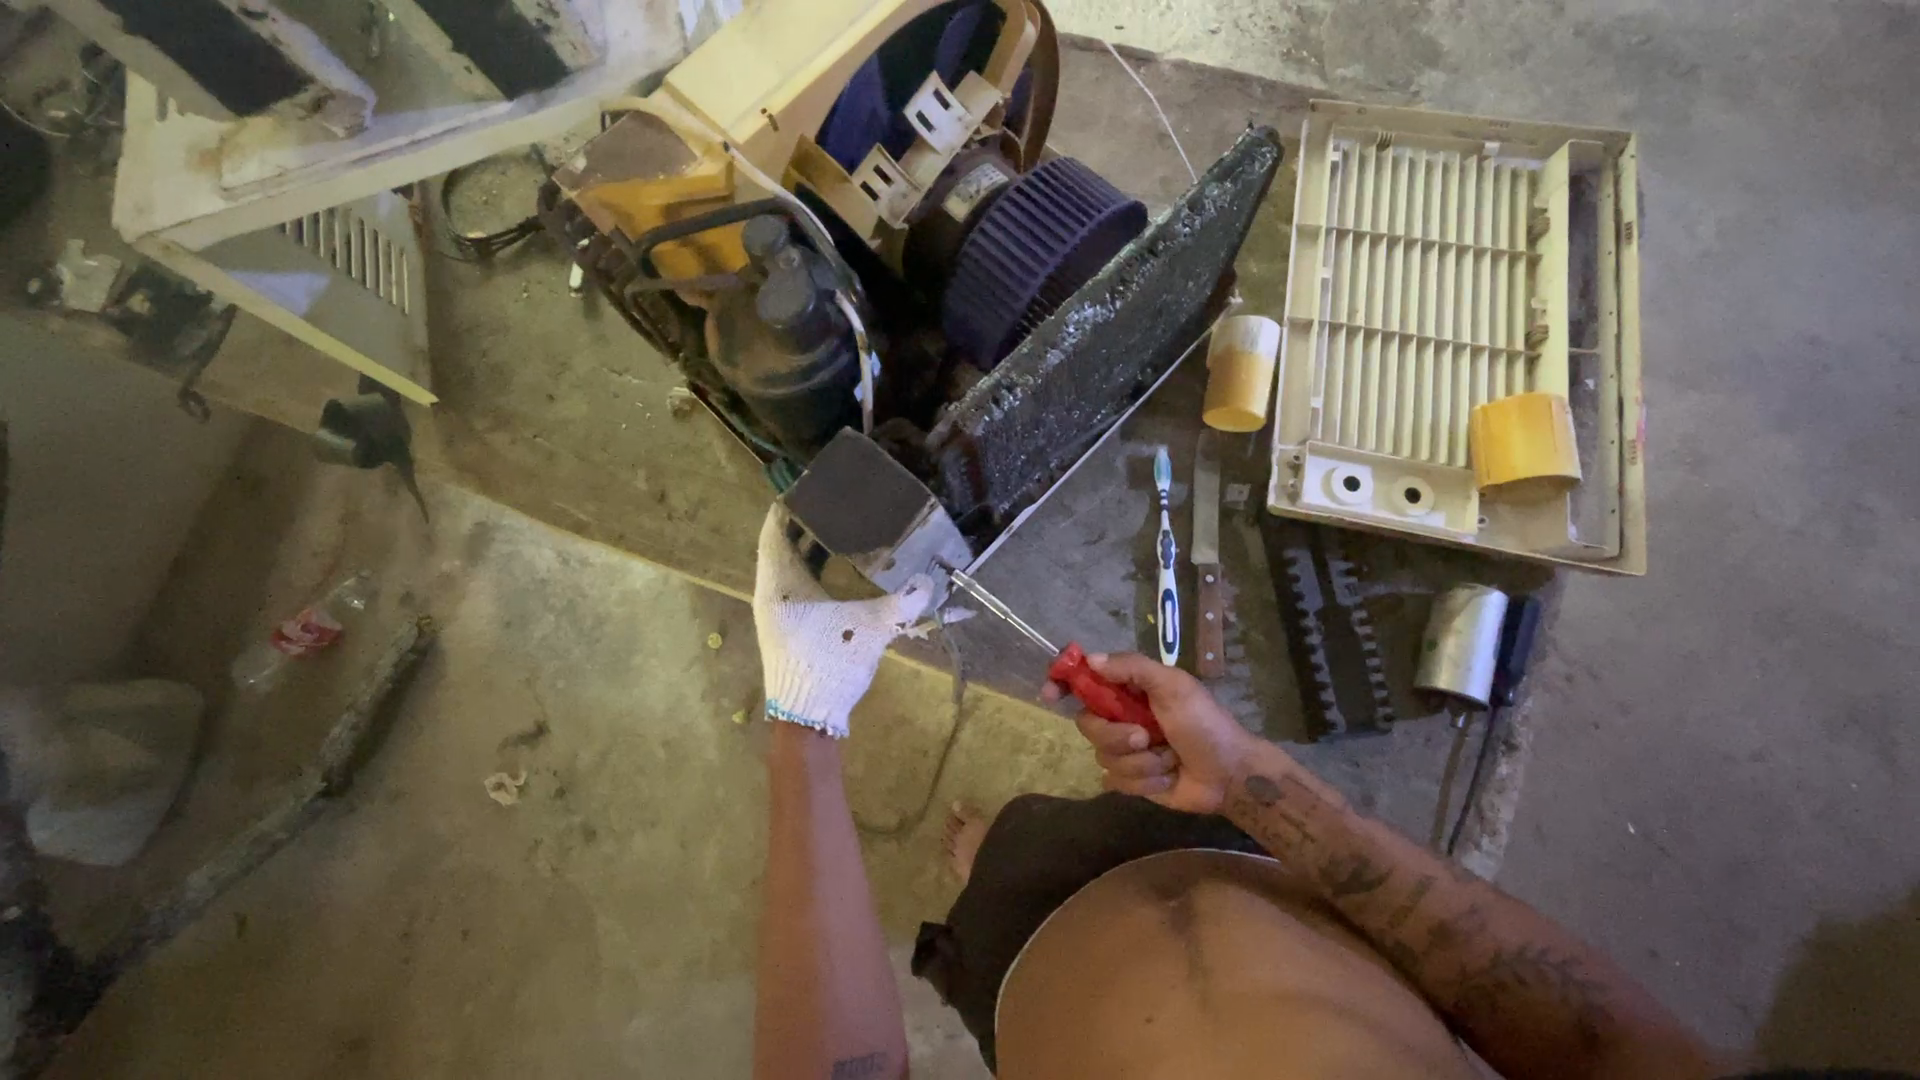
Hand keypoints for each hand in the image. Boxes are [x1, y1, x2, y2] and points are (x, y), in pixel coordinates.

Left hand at [753, 505, 932, 737]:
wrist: (808, 718)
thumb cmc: (828, 665)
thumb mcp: (870, 629)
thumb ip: (902, 603)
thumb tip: (932, 580)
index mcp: (778, 584)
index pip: (775, 530)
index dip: (792, 505)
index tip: (815, 485)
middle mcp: (770, 592)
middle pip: (783, 544)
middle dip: (808, 523)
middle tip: (838, 503)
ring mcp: (775, 610)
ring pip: (789, 565)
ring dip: (811, 547)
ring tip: (843, 527)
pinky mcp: (786, 625)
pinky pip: (795, 583)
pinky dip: (813, 569)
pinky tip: (840, 567)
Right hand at [1046, 652, 1258, 814]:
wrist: (1230, 774)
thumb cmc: (1205, 723)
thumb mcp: (1173, 686)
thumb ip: (1132, 668)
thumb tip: (1090, 659)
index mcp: (1129, 690)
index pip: (1084, 680)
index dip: (1062, 683)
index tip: (1050, 694)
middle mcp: (1121, 717)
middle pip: (1086, 724)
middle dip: (1115, 734)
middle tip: (1144, 737)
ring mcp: (1124, 750)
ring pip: (1102, 756)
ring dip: (1139, 762)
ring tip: (1168, 759)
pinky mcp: (1131, 780)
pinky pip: (1115, 781)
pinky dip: (1144, 781)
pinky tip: (1167, 777)